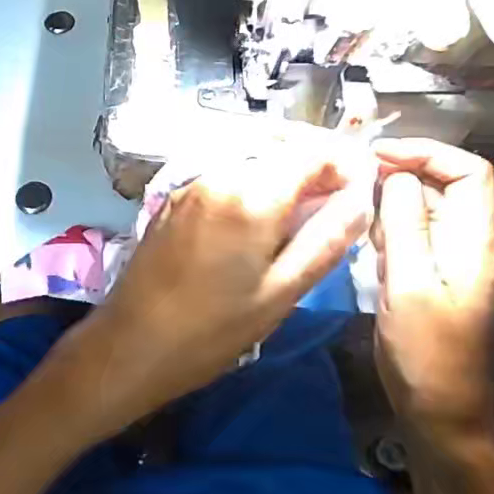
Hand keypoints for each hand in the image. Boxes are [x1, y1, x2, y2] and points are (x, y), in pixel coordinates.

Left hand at [40, 149, 372, 440]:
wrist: (131, 342)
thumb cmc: (212, 329)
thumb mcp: (282, 292)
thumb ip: (327, 239)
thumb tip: (362, 198)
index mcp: (249, 194)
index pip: (311, 151)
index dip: (344, 164)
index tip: (362, 191)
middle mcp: (217, 176)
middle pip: (279, 150)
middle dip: (314, 168)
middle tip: (337, 205)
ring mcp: (189, 185)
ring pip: (251, 162)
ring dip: (282, 177)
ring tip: (303, 217)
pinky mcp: (173, 200)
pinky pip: (223, 178)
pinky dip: (251, 187)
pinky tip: (259, 222)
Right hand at [371, 138, 493, 458]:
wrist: (438, 410)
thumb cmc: (427, 350)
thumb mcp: (410, 283)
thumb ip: (404, 225)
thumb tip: (394, 176)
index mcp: (473, 240)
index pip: (467, 170)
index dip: (426, 152)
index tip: (377, 155)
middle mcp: (465, 242)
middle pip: (440, 185)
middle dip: (397, 176)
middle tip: (350, 183)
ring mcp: (446, 260)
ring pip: (418, 210)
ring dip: (386, 205)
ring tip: (353, 214)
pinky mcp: (427, 276)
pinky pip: (406, 237)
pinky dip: (383, 231)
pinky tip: (362, 246)